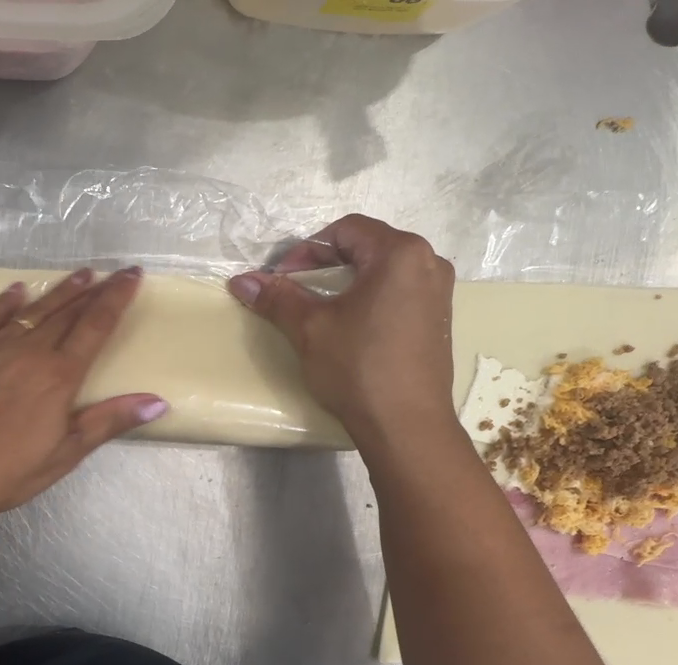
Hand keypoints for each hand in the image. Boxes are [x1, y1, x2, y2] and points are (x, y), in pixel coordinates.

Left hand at [0, 266, 166, 525]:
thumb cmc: (9, 473)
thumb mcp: (66, 453)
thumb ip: (108, 421)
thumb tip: (157, 402)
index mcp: (59, 376)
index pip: (95, 326)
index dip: (116, 298)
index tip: (131, 276)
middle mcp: (27, 353)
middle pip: (66, 313)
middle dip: (91, 291)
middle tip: (110, 273)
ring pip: (30, 312)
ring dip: (56, 292)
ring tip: (78, 276)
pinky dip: (4, 303)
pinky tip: (16, 291)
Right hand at [227, 215, 458, 444]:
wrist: (405, 421)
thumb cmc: (357, 367)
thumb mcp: (310, 329)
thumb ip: (277, 298)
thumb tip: (240, 280)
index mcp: (400, 253)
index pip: (346, 229)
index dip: (306, 250)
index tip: (281, 280)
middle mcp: (427, 261)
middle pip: (366, 246)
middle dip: (324, 265)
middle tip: (294, 294)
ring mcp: (437, 290)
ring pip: (381, 270)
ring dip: (345, 282)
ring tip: (318, 312)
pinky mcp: (437, 316)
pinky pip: (396, 291)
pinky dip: (367, 298)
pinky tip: (348, 327)